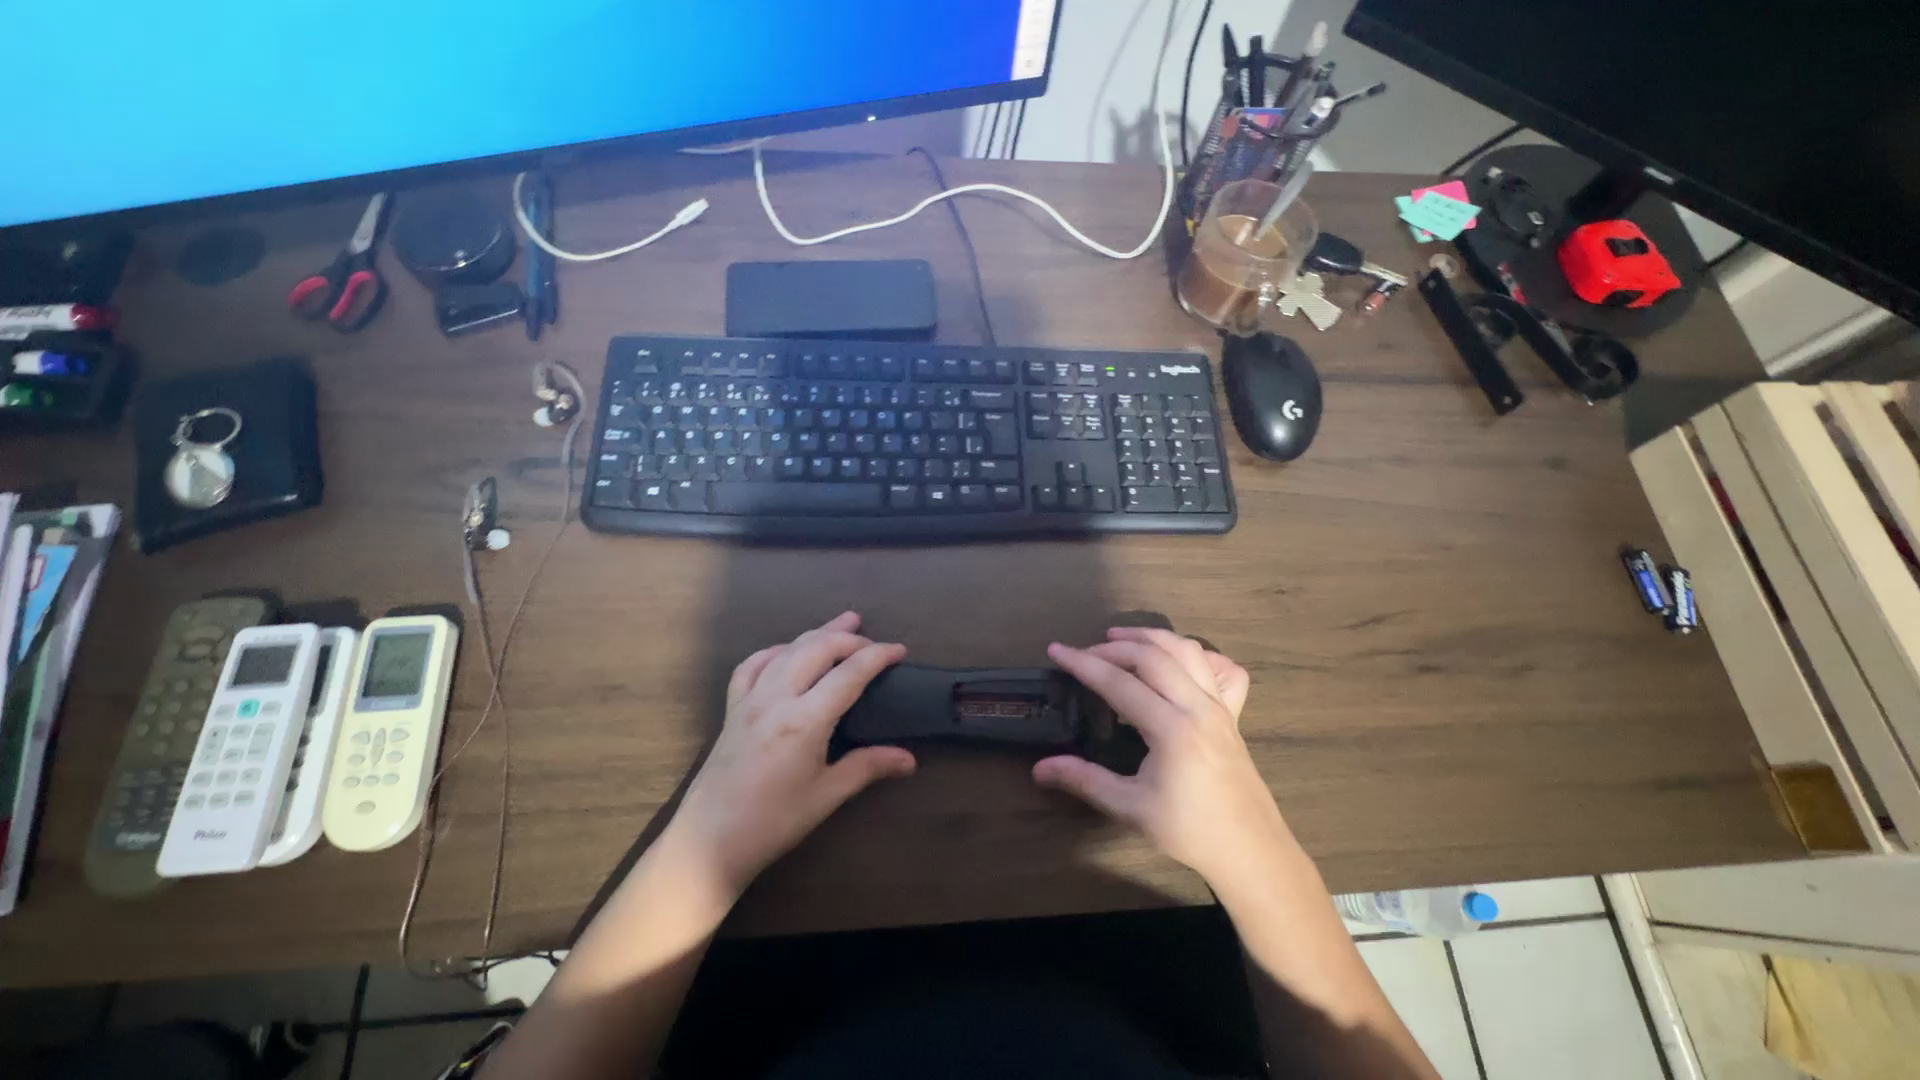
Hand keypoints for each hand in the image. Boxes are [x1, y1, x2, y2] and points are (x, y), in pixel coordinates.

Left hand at [666, 612, 915, 899]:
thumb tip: (909, 759)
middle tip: (874, 642)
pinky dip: (775, 651)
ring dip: (817, 634)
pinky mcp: (732, 709)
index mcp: (804, 720)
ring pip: (787, 650)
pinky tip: (787, 651)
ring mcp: (749, 700)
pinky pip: (753, 666)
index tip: (899, 651)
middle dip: (849, 638)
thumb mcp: (827, 796)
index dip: (877, 657)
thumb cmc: (774, 822)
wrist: (710, 840)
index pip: (849, 674)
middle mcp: (776, 699)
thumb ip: (867, 767)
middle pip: (816, 649)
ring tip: (842, 624)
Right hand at [1034, 628, 1291, 889]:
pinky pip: (1221, 668)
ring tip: (1121, 638)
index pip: (1119, 683)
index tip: (1057, 651)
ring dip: (1151, 638)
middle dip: (1113, 647)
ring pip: (1186, 651)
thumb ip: (1085, 780)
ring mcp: (1220, 706)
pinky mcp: (1234, 713)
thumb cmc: (1189, 831)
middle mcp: (1198, 706)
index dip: (1083, 664)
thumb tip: (1039, 768)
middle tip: (1084, 652)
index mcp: (1171, 729)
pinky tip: (1177, 660)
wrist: (1250, 849)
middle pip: (1152, 656)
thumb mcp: (1131, 808)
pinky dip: (1197, 654)